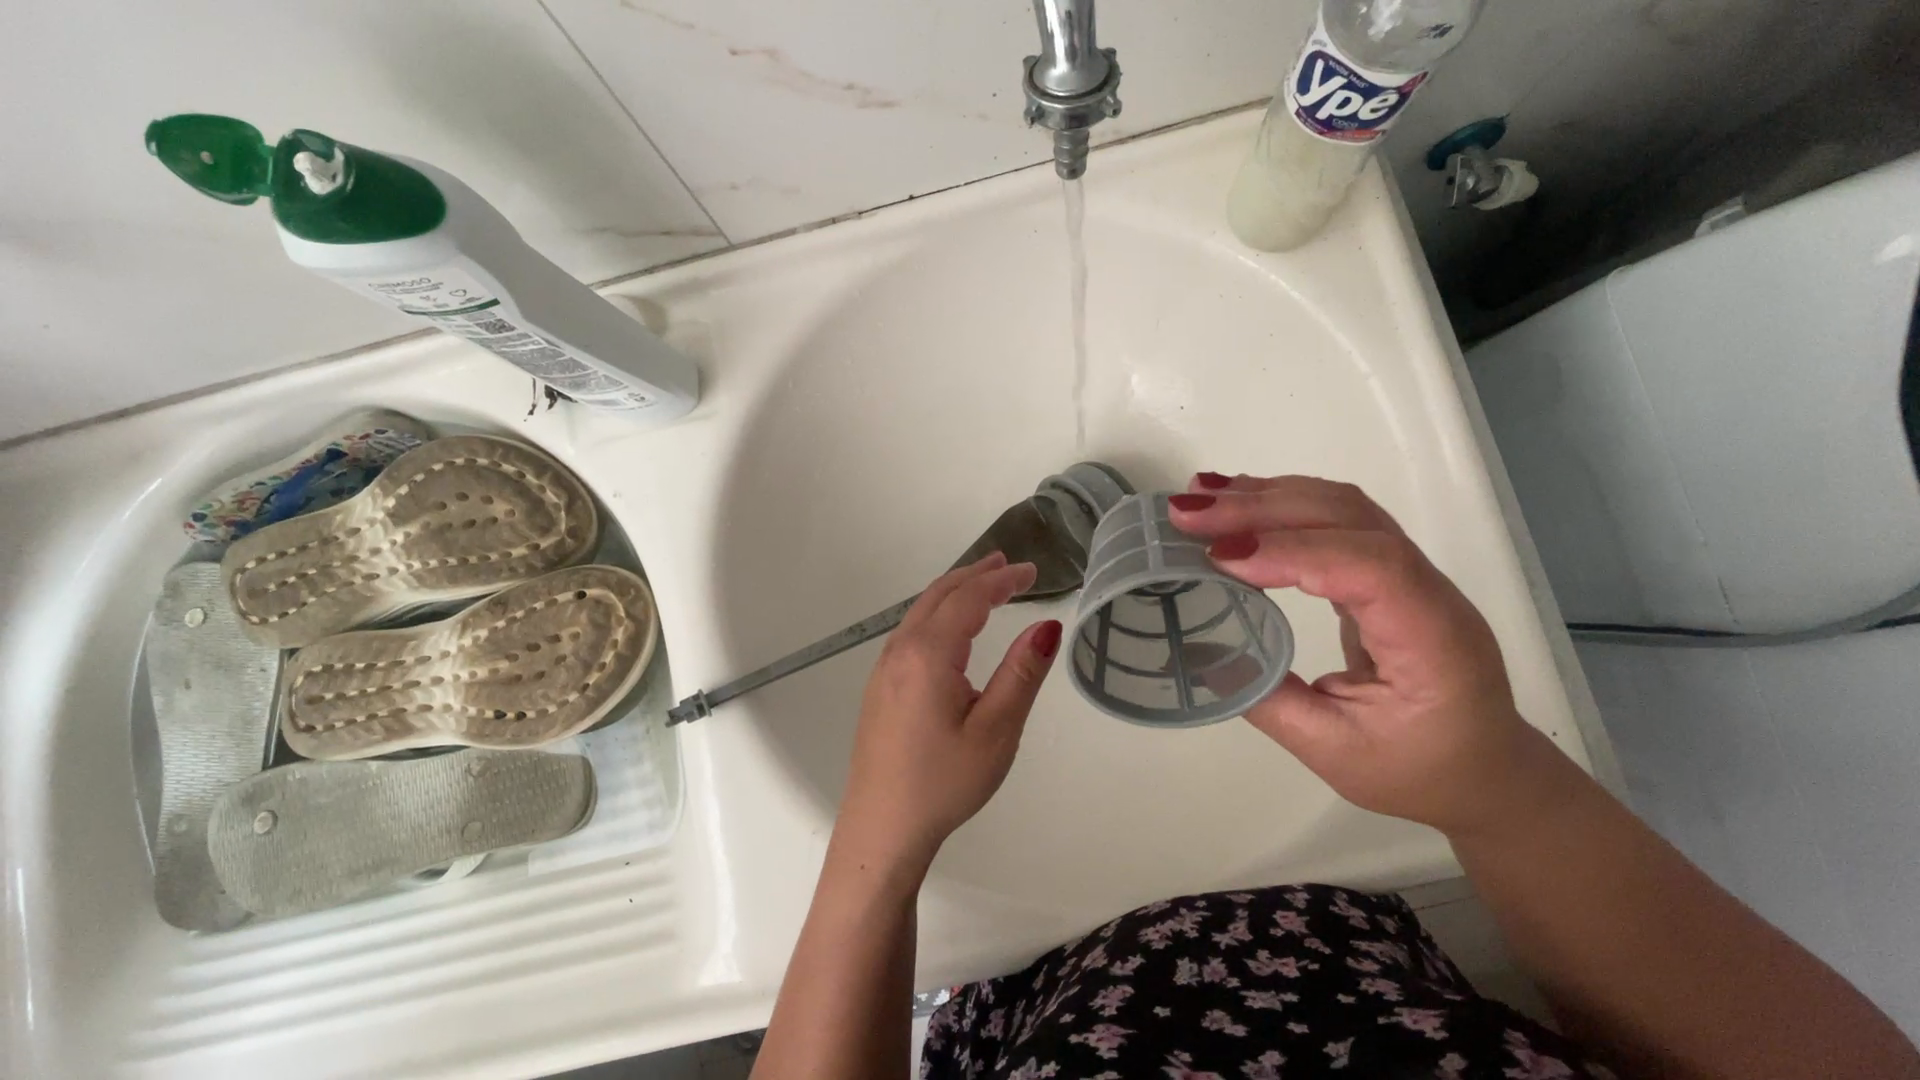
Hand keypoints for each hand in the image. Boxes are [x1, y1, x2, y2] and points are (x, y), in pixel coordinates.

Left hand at [835, 552, 1062, 869]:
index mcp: (928, 655)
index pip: (968, 599)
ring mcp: (884, 671)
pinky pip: (910, 633)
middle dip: (975, 575)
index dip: (1001, 580)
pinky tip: (950, 631)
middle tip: (1009, 565)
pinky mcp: (880, 690)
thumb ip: (1021, 673)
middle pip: (938, 596)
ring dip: (953, 593)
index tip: (1032, 571)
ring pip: (920, 613)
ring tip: (984, 585)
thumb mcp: (996, 730)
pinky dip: (937, 614)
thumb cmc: (944, 782)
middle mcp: (900, 652)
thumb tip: (1047, 625)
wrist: (883, 827)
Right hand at [1168, 474, 1565, 835]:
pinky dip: (1283, 506)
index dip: (1294, 552)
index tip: (1220, 558)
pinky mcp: (1390, 572)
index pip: (1370, 567)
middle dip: (1264, 509)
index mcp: (1433, 639)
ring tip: (1199, 500)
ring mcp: (1413, 573)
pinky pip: (1338, 521)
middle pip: (1351, 519)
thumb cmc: (1419, 771)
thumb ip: (1268, 700)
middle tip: (1187, 515)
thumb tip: (1200, 654)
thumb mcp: (1335, 752)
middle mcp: (1429, 590)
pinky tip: (1238, 505)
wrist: (1484, 771)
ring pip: (1343, 508)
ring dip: (1269, 496)